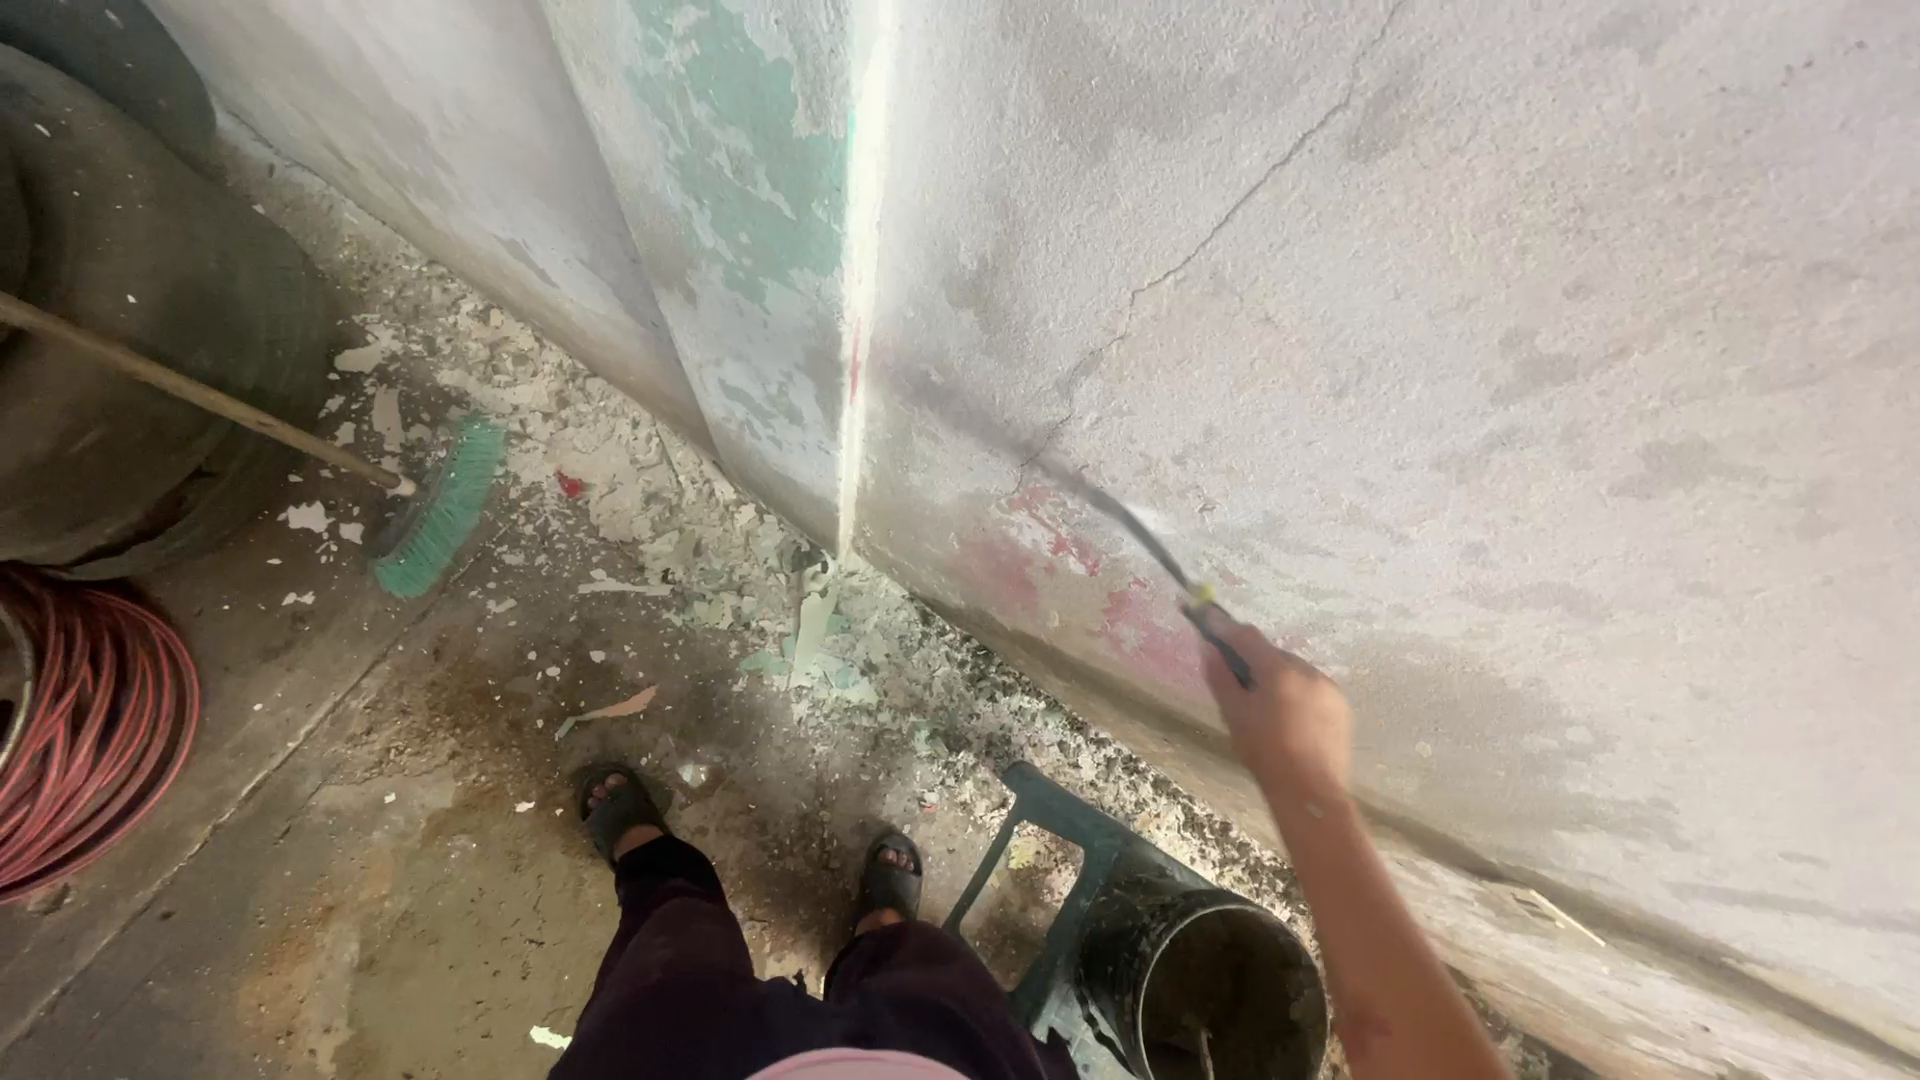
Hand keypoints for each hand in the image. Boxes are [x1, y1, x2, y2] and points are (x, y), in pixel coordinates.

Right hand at [1194, 607, 1351, 796]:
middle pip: (1271, 653)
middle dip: (1252, 659)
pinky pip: (1310, 687)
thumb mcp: (1233, 714)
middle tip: (1236, 681)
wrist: (1310, 792)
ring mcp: (1328, 687)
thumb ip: (1220, 676)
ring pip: (1292, 670)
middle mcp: (1307, 671)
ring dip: (1275, 677)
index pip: (1247, 636)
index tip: (1208, 621)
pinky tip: (1287, 718)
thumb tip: (1209, 647)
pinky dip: (1295, 692)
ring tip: (1264, 706)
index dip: (1225, 628)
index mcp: (1279, 670)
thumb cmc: (1264, 752)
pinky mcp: (1341, 705)